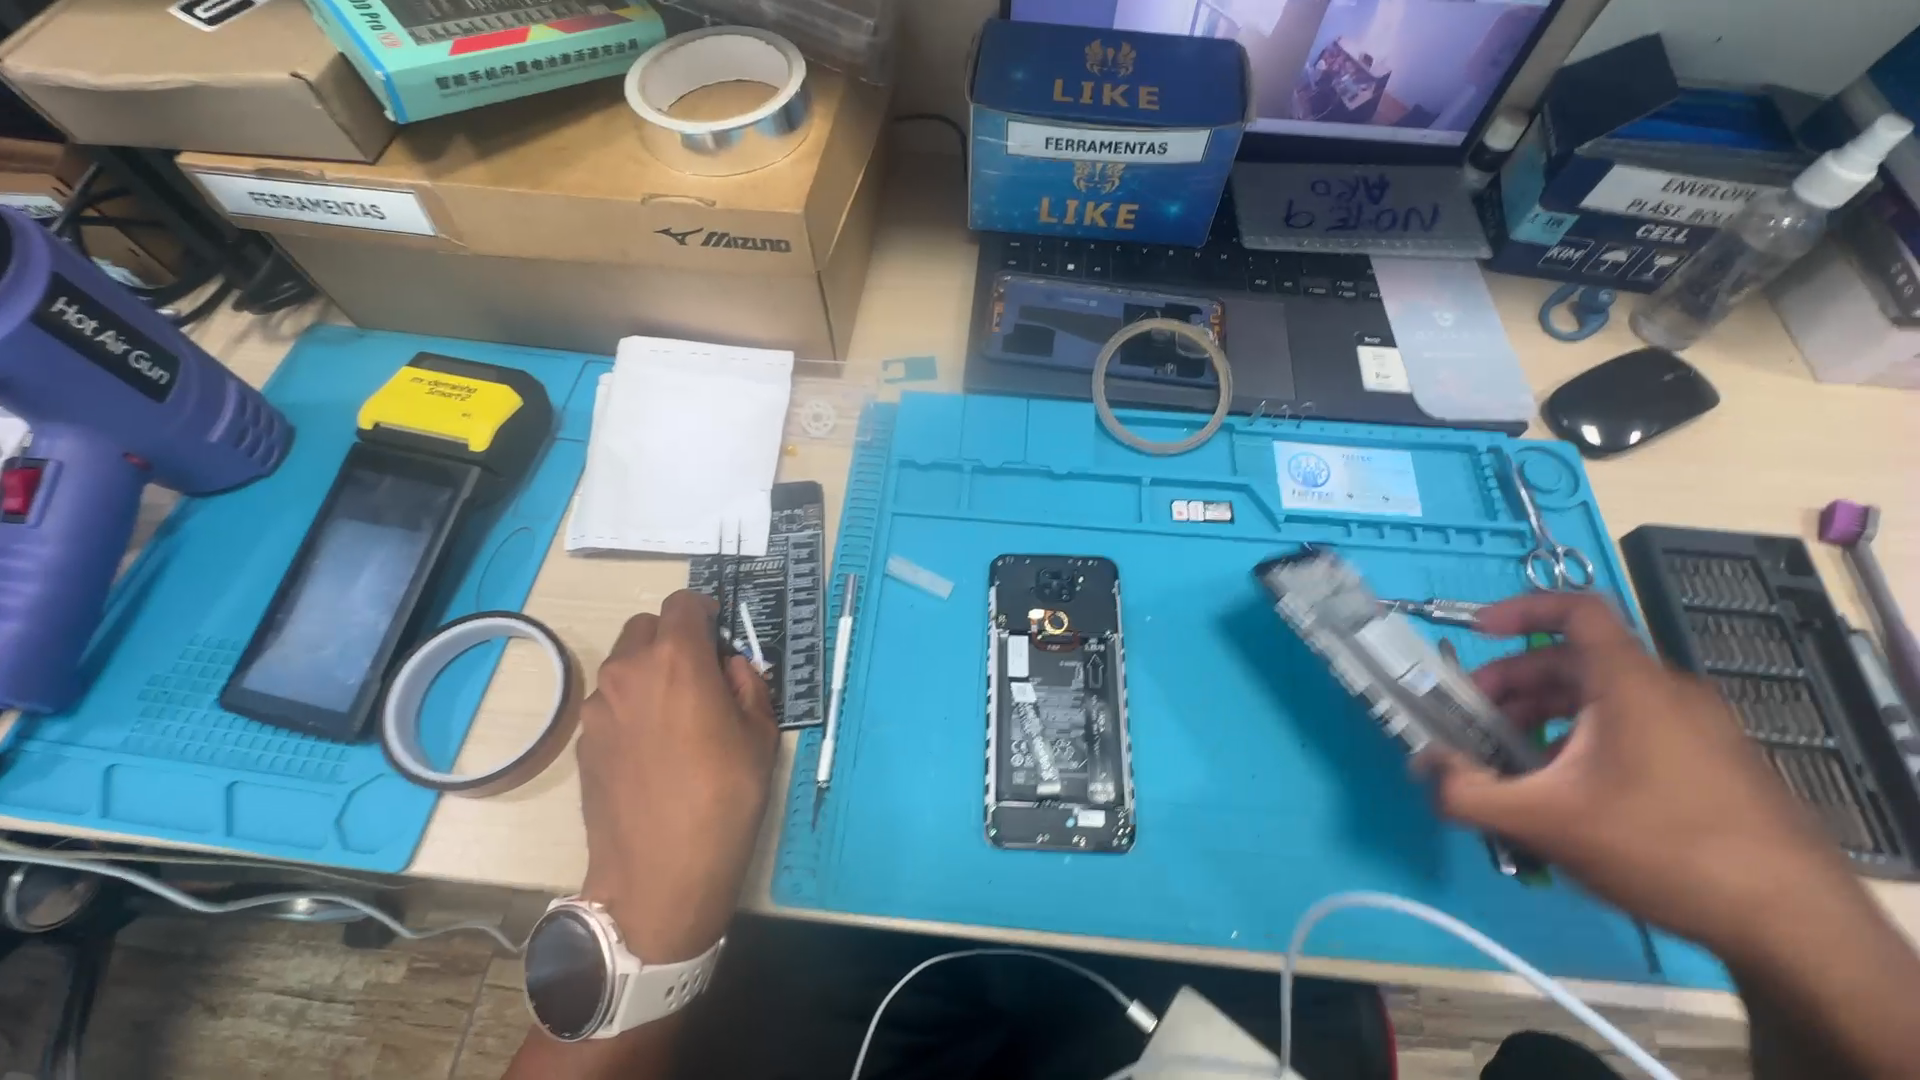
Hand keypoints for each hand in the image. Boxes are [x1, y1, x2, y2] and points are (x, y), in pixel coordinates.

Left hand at [576, 590, 776, 962]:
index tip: (718, 635)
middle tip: (699, 675)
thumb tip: (728, 668)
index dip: (704, 611)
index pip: (683, 604)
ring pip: (623, 666)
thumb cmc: (725, 798)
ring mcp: (598, 707)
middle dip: (673, 639)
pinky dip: (630, 707)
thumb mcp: (762, 736)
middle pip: (645, 628)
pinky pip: (610, 704)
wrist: (660, 873)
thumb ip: (747, 685)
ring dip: (649, 672)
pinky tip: (651, 750)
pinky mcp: (582, 741)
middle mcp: (628, 671)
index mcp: (676, 660)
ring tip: (675, 716)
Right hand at [1427, 592, 1853, 956]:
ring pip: (1601, 700)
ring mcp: (1697, 728)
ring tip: (1512, 766)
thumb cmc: (1660, 845)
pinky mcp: (1713, 763)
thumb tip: (1422, 768)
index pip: (1576, 610)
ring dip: (1543, 718)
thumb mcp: (1544, 821)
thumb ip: (1467, 792)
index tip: (1476, 634)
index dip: (1519, 610)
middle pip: (1574, 661)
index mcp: (1629, 683)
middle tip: (1474, 723)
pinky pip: (1632, 730)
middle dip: (1512, 685)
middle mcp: (1666, 691)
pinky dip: (1583, 742)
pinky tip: (1567, 795)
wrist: (1793, 921)